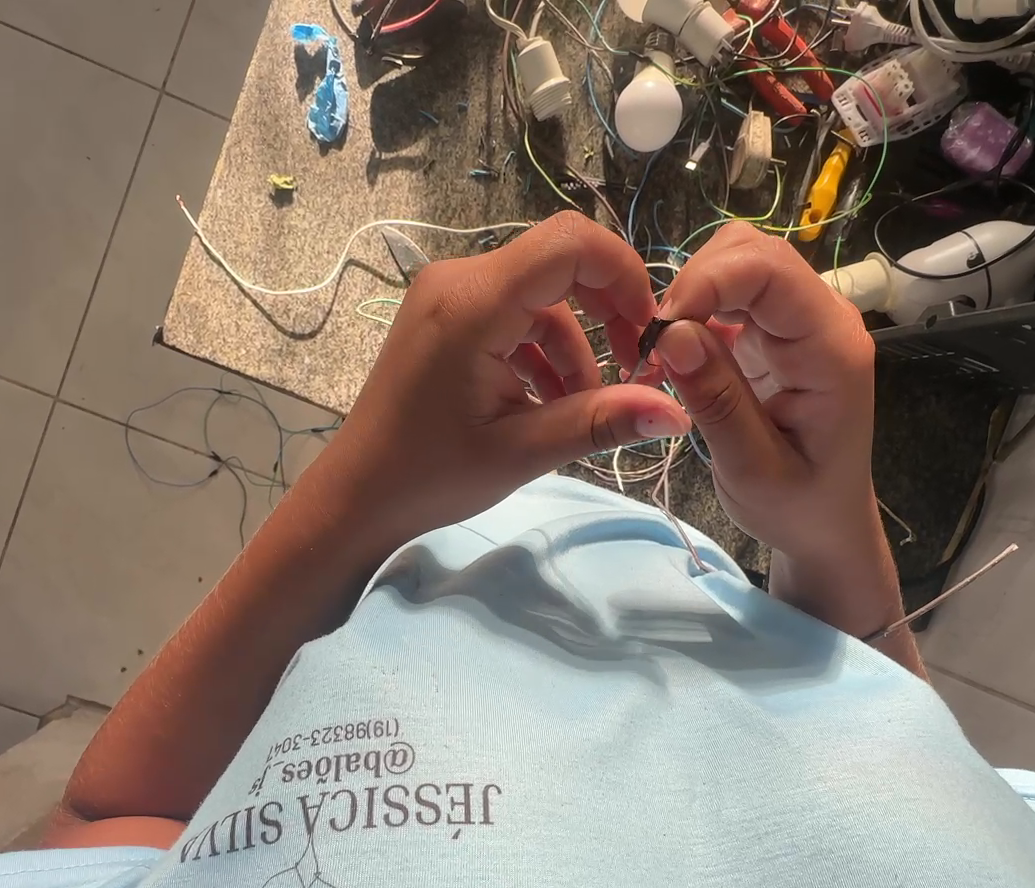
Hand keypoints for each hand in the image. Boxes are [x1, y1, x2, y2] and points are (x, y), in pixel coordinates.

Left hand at [306, 212, 688, 544]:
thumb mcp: (522, 451)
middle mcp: (458, 281)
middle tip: (632, 370)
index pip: (569, 245)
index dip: (624, 275)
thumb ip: (600, 422)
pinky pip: (512, 318)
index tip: (648, 332)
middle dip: (606, 312)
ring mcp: (447, 298)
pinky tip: (549, 403)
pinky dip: (541, 354)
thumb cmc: (429, 477)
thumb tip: (676, 413)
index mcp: (472, 303)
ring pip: (539, 299)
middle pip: (558, 264)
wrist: (358, 495)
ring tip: (582, 409)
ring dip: (574, 348)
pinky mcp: (446, 320)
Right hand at [650, 222, 878, 563]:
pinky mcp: (773, 335)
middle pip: (751, 252)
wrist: (824, 525)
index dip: (705, 283)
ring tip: (659, 357)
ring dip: (687, 298)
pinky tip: (671, 360)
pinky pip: (728, 298)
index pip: (769, 270)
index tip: (657, 334)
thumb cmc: (796, 507)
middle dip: (691, 286)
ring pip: (736, 266)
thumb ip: (716, 400)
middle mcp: (820, 320)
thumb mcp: (751, 469)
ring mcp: (797, 323)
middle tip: (652, 349)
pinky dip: (690, 316)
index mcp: (830, 348)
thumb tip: (671, 334)